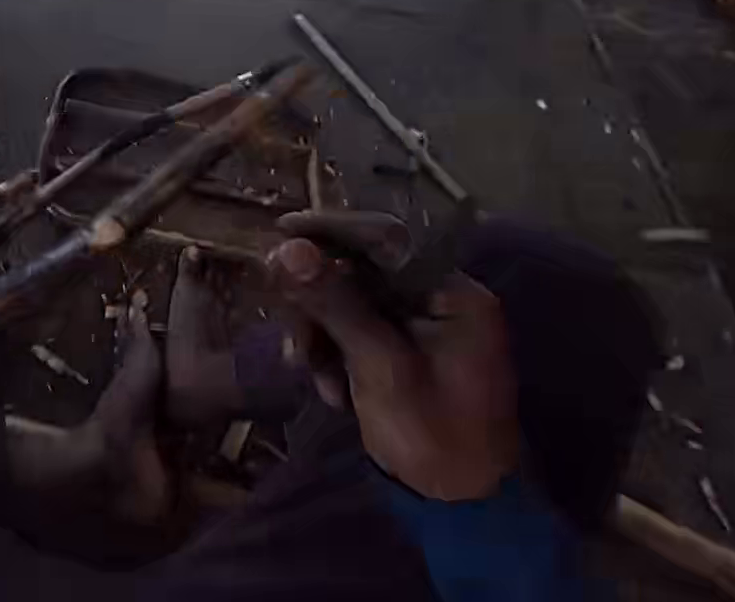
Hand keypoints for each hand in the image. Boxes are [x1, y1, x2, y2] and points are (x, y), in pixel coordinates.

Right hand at [270, 211, 519, 500]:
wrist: (452, 505)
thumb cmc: (434, 436)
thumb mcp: (380, 366)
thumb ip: (334, 303)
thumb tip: (284, 248)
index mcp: (453, 295)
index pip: (386, 239)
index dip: (332, 230)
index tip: (282, 230)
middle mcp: (431, 297)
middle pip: (352, 267)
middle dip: (315, 300)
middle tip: (292, 327)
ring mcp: (408, 319)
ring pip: (337, 294)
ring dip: (315, 330)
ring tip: (312, 372)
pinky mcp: (387, 339)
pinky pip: (338, 320)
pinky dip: (323, 347)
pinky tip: (326, 384)